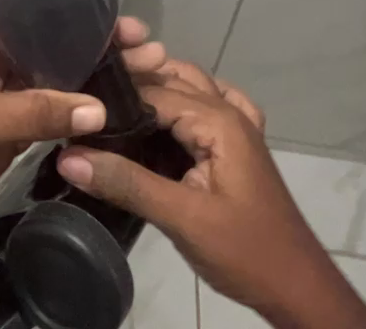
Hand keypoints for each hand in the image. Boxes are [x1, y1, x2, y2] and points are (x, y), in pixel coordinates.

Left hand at [0, 16, 167, 226]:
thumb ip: (34, 111)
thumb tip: (99, 107)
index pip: (36, 17)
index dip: (79, 17)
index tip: (123, 23)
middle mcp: (0, 62)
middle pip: (56, 47)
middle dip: (99, 47)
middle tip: (149, 49)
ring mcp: (10, 97)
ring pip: (61, 81)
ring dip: (97, 79)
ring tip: (147, 75)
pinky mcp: (17, 131)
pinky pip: (56, 115)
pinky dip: (84, 113)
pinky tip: (118, 109)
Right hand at [55, 59, 365, 328]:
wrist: (298, 288)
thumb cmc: (245, 250)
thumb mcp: (181, 218)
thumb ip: (127, 183)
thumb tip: (68, 155)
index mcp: (218, 119)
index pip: (153, 89)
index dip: (113, 98)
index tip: (74, 112)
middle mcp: (229, 110)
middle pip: (171, 78)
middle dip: (132, 86)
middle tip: (88, 110)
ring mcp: (238, 127)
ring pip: (189, 88)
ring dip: (155, 91)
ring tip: (113, 113)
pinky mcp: (239, 147)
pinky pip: (207, 106)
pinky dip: (182, 104)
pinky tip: (161, 124)